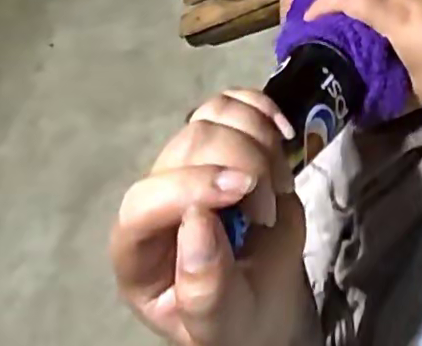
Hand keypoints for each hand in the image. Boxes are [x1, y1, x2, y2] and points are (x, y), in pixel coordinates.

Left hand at [110, 90, 314, 345]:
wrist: (267, 294)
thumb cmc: (237, 316)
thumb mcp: (221, 324)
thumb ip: (205, 288)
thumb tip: (196, 222)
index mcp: (139, 250)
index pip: (144, 202)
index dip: (191, 187)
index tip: (244, 191)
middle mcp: (158, 193)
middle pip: (191, 143)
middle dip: (244, 164)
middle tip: (268, 209)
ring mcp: (191, 157)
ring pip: (215, 112)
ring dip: (260, 140)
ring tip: (276, 185)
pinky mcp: (223, 133)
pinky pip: (236, 99)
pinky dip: (264, 108)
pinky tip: (282, 136)